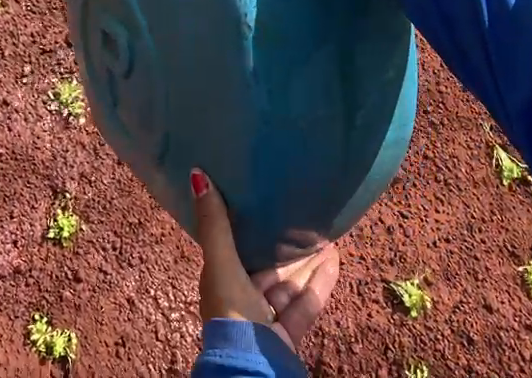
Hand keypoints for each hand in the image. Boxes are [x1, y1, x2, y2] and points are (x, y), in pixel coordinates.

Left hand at [191, 168, 339, 353]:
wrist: (253, 366)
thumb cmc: (231, 310)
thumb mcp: (221, 263)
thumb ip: (215, 224)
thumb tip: (196, 173)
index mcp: (220, 279)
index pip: (234, 244)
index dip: (250, 223)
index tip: (267, 198)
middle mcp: (241, 297)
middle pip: (268, 263)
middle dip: (286, 241)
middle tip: (304, 213)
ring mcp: (266, 317)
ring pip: (289, 282)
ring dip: (307, 259)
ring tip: (326, 233)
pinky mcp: (289, 333)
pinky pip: (306, 303)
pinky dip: (320, 282)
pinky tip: (335, 260)